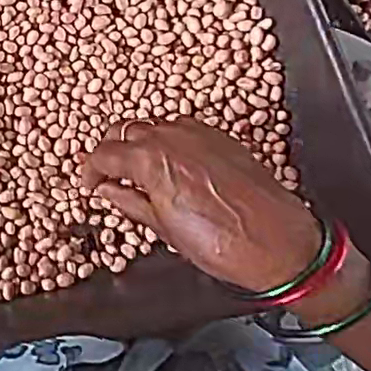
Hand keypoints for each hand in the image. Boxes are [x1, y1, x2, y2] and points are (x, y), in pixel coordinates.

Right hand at [80, 118, 323, 292]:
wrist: (281, 245)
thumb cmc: (223, 243)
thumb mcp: (163, 227)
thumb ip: (129, 202)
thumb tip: (108, 191)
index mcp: (148, 160)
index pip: (103, 154)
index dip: (90, 170)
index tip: (91, 184)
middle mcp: (170, 137)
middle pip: (123, 131)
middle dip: (111, 151)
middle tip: (110, 174)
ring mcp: (197, 134)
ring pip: (151, 125)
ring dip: (138, 143)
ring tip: (139, 169)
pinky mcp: (219, 138)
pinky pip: (180, 128)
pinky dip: (166, 140)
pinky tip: (170, 163)